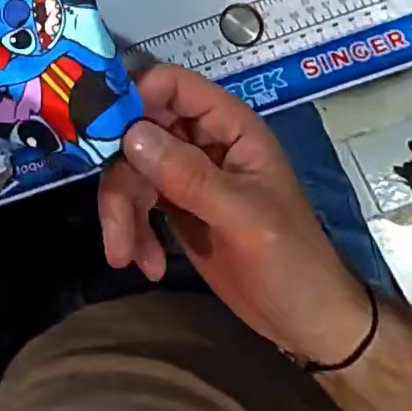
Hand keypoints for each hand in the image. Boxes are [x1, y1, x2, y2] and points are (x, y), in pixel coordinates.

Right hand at [97, 65, 373, 366]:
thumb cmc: (292, 261)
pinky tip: (148, 264)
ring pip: (131, 167)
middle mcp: (201, 138)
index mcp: (228, 124)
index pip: (173, 85)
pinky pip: (135, 200)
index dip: (135, 96)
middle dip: (122, 173)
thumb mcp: (245, 217)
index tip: (104, 130)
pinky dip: (132, 229)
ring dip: (122, 210)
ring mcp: (185, 171)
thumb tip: (131, 135)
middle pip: (139, 129)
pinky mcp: (173, 203)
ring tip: (125, 256)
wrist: (307, 325)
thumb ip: (189, 175)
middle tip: (115, 218)